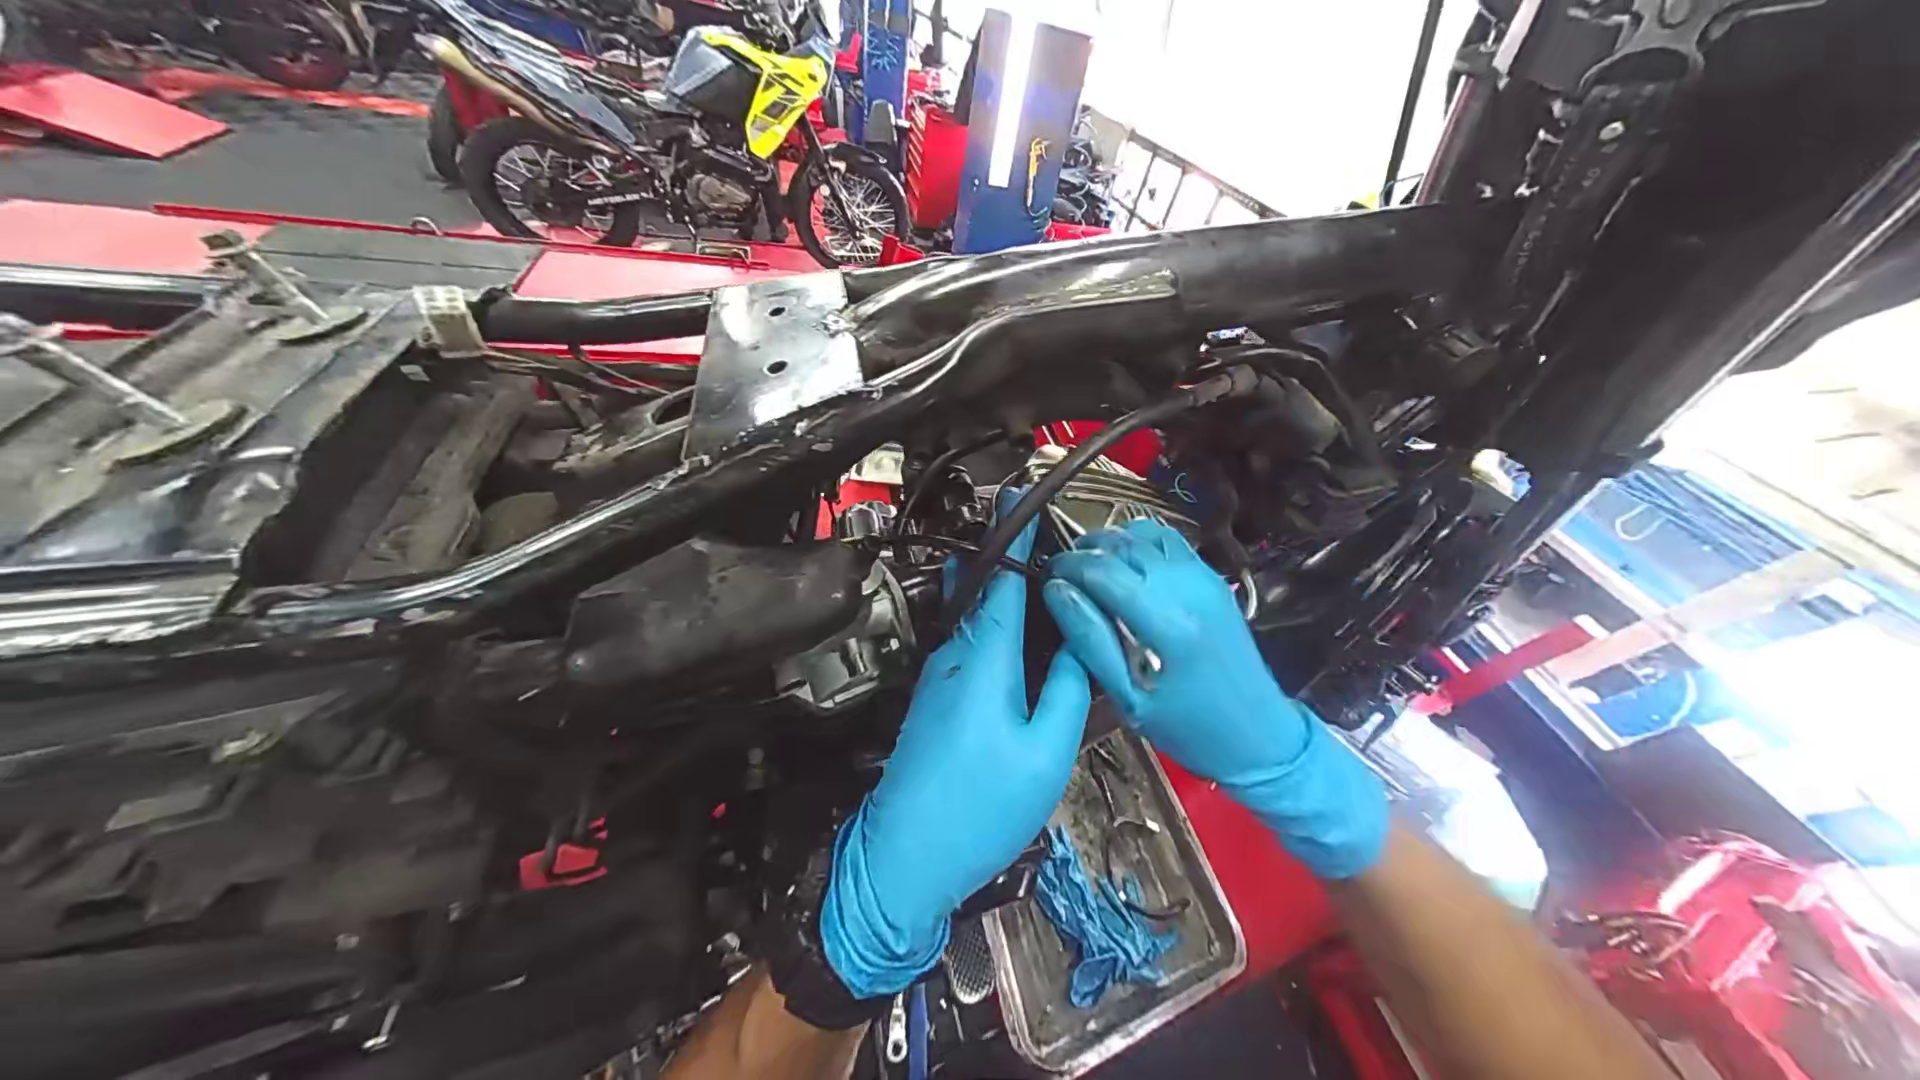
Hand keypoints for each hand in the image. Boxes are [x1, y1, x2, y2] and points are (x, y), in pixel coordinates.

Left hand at [821, 491, 1091, 998]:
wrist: (908, 853)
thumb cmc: (982, 806)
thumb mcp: (1047, 751)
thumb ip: (1068, 689)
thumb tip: (1080, 643)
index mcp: (984, 658)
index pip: (1000, 580)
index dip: (1012, 536)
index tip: (1019, 496)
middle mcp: (954, 655)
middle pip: (983, 591)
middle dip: (1008, 557)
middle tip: (1042, 535)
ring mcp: (938, 675)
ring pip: (974, 616)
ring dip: (1001, 591)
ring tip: (1040, 580)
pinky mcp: (935, 697)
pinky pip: (969, 644)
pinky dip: (993, 625)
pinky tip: (1018, 636)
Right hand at [1042, 520, 1386, 878]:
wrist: (1259, 735)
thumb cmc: (1188, 728)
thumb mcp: (1128, 698)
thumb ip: (1090, 639)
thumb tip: (1056, 591)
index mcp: (1166, 622)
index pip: (1102, 569)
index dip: (1066, 567)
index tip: (1047, 577)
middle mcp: (1187, 588)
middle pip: (1122, 543)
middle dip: (1083, 550)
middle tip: (1062, 572)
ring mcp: (1205, 578)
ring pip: (1146, 533)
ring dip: (1111, 541)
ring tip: (1089, 566)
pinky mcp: (1213, 579)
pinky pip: (1169, 541)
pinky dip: (1139, 542)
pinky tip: (1125, 565)